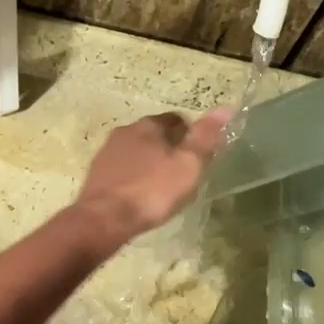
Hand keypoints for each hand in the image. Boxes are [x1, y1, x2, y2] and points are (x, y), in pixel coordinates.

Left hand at [72, 108, 233, 247]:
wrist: (105, 217)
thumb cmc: (153, 190)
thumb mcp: (188, 165)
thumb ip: (205, 137)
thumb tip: (226, 107)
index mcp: (149, 125)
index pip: (177, 120)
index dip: (191, 137)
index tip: (198, 158)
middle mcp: (126, 130)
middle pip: (155, 133)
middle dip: (169, 148)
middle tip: (181, 173)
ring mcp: (108, 150)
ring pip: (137, 149)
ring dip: (149, 161)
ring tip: (161, 185)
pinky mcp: (97, 170)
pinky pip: (123, 166)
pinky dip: (134, 174)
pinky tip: (139, 192)